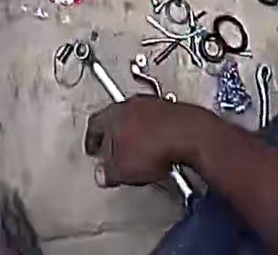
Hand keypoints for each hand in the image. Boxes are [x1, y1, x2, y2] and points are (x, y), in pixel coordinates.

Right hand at [84, 96, 215, 187]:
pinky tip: (156, 149)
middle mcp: (129, 104)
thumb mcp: (122, 169)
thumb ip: (108, 170)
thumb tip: (101, 174)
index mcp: (112, 114)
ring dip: (132, 134)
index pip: (94, 125)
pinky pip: (153, 121)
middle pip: (114, 119)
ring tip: (136, 153)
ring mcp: (150, 105)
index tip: (93, 149)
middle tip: (111, 152)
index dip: (92, 140)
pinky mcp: (168, 110)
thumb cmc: (154, 146)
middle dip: (112, 136)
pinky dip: (150, 134)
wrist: (186, 134)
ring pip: (134, 119)